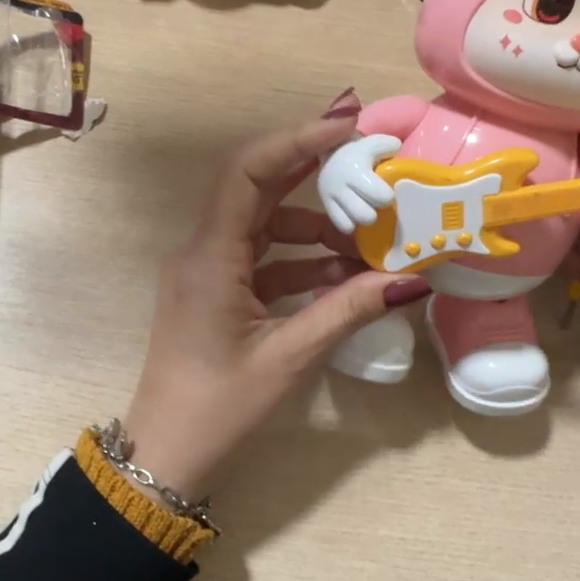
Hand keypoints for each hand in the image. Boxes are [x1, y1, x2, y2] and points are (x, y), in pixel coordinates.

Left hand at [124, 106, 431, 499]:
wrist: (168, 451)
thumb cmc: (218, 407)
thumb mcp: (287, 358)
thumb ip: (346, 311)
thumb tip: (412, 277)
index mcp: (209, 258)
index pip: (247, 172)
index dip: (297, 140)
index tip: (351, 129)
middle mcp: (202, 253)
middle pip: (258, 191)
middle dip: (317, 178)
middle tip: (374, 169)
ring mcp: (205, 274)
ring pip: (264, 228)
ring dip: (315, 230)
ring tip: (371, 241)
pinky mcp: (214, 295)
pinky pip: (260, 262)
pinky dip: (300, 264)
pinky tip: (344, 279)